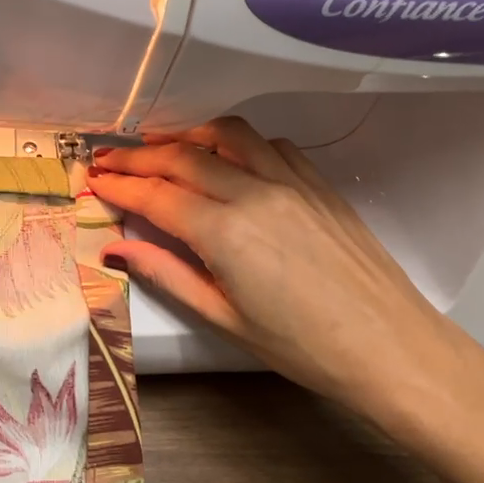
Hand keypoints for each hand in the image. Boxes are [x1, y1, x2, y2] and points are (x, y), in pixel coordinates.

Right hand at [86, 117, 483, 422]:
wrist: (389, 346)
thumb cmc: (302, 347)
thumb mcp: (223, 318)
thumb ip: (166, 273)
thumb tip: (116, 247)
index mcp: (224, 233)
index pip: (156, 196)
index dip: (119, 186)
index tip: (93, 180)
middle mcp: (255, 193)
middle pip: (182, 157)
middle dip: (137, 156)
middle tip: (108, 159)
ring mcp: (291, 182)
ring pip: (227, 135)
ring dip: (186, 135)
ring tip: (159, 146)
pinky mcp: (318, 184)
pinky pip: (269, 144)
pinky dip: (237, 142)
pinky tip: (227, 157)